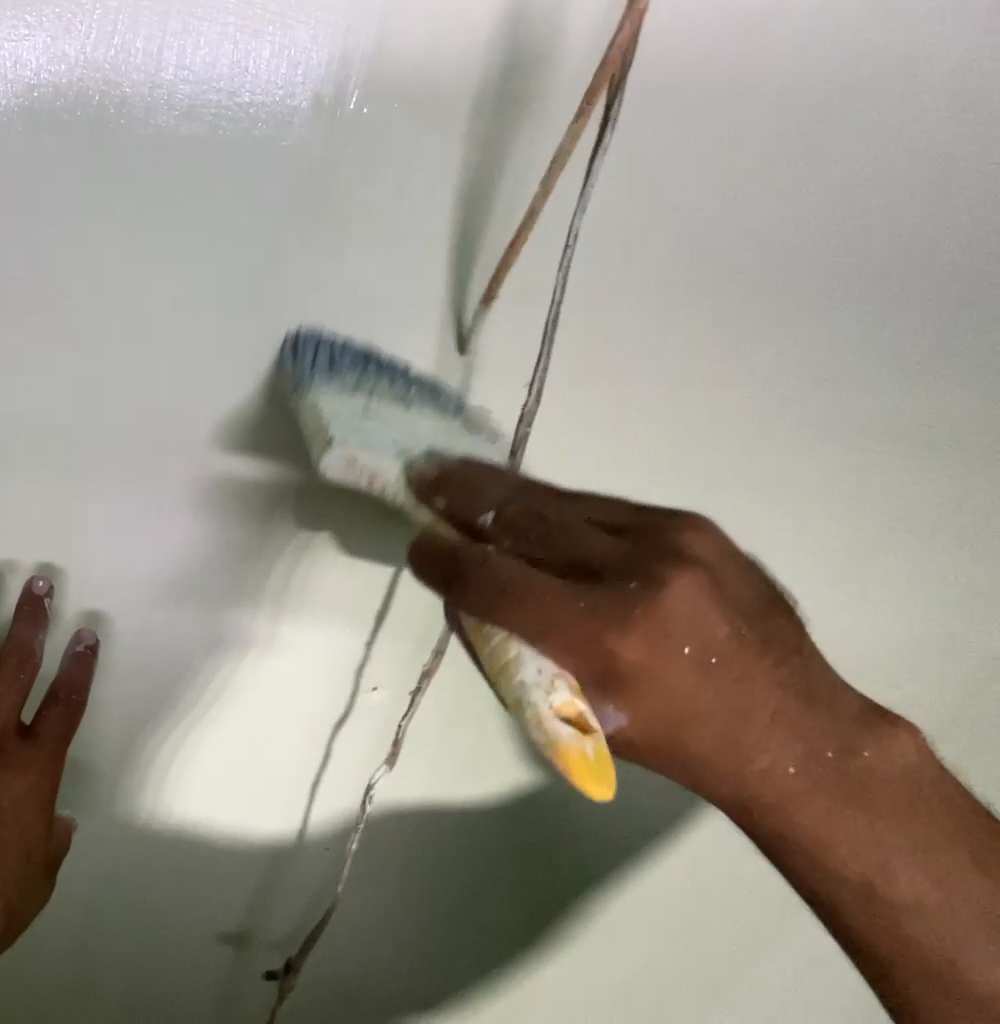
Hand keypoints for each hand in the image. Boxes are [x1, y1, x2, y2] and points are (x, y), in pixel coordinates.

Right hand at [403, 456, 884, 808]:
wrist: (794, 730)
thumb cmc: (666, 737)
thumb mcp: (570, 712)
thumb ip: (504, 644)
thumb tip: (457, 585)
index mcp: (602, 638)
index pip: (493, 580)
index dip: (444, 558)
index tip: (414, 545)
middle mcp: (638, 575)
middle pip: (522, 522)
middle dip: (461, 499)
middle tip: (419, 476)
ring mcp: (672, 541)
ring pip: (557, 503)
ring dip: (496, 489)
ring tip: (452, 471)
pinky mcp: (692, 525)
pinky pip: (596, 506)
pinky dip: (547, 505)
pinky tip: (517, 497)